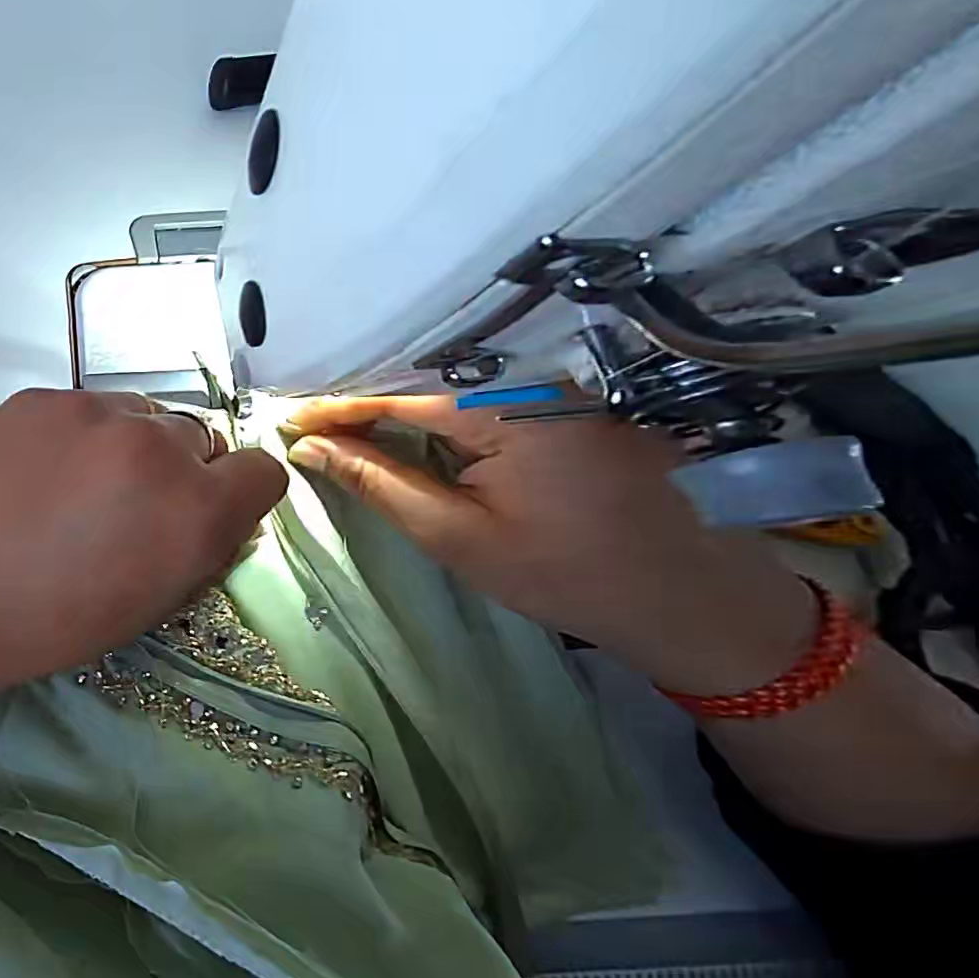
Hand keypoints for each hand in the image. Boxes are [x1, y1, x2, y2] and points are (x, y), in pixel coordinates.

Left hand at [0, 389, 288, 694]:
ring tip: (79, 485)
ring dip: (131, 445)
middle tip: (129, 505)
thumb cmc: (54, 623)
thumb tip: (225, 509)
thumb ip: (203, 547)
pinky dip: (79, 434)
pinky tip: (38, 471)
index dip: (237, 495)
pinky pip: (87, 408)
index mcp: (195, 510)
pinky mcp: (41, 396)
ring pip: (143, 415)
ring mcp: (93, 411)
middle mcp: (156, 446)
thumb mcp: (153, 604)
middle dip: (180, 470)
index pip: (262, 472)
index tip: (204, 512)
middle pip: (201, 437)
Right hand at [283, 396, 817, 694]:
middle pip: (424, 378)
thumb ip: (378, 483)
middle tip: (308, 425)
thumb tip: (311, 448)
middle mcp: (534, 378)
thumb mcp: (456, 536)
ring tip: (341, 425)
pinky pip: (483, 394)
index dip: (338, 408)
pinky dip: (436, 411)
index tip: (290, 420)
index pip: (399, 394)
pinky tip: (402, 427)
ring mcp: (557, 384)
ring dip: (396, 405)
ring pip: (452, 384)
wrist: (688, 599)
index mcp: (510, 409)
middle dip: (361, 403)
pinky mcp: (567, 398)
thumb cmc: (565, 574)